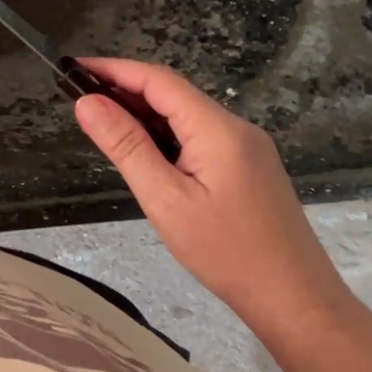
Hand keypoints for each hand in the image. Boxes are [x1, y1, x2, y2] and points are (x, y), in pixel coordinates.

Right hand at [72, 58, 353, 326]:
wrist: (299, 304)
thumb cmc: (227, 252)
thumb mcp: (164, 199)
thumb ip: (125, 145)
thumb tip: (86, 101)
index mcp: (218, 130)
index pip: (158, 80)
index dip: (113, 68)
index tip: (72, 68)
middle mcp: (236, 129)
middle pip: (172, 92)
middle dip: (123, 88)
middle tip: (77, 98)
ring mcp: (247, 148)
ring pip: (185, 113)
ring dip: (142, 111)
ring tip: (101, 123)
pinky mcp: (248, 167)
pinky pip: (198, 133)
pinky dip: (163, 131)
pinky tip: (143, 150)